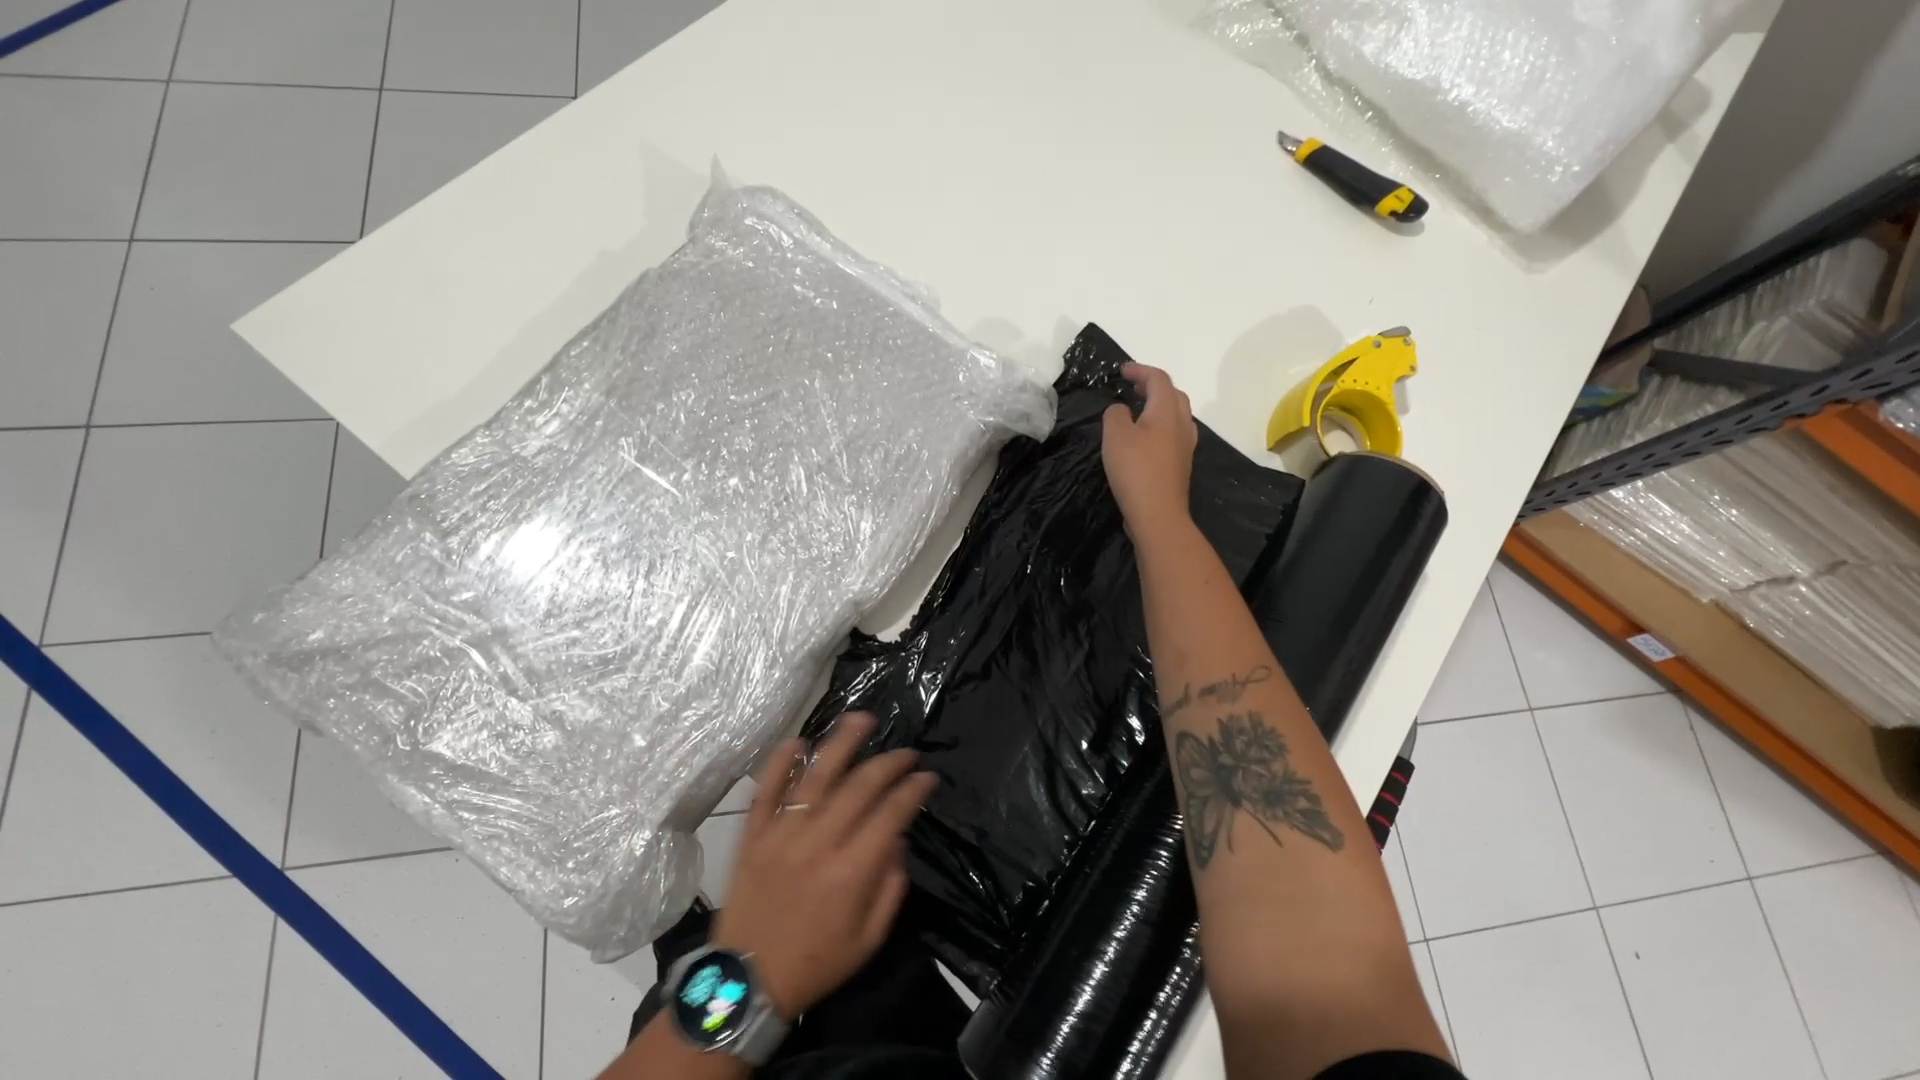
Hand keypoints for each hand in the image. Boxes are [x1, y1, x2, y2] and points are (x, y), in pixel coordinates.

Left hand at [710, 713, 936, 1019]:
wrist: (747, 981)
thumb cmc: (816, 963)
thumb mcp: (870, 939)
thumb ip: (890, 887)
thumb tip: (897, 840)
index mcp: (852, 871)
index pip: (891, 814)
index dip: (913, 790)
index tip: (928, 778)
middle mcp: (819, 843)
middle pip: (860, 786)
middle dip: (889, 763)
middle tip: (907, 753)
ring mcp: (781, 835)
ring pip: (815, 777)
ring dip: (841, 744)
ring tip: (861, 719)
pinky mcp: (752, 836)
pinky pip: (766, 790)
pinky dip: (781, 763)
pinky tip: (798, 741)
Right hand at [1101, 363, 1197, 536]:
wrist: (1158, 513)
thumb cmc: (1135, 470)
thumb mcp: (1115, 435)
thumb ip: (1116, 414)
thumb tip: (1122, 411)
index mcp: (1167, 411)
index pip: (1158, 379)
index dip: (1140, 370)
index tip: (1122, 371)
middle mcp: (1182, 424)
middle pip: (1173, 395)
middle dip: (1153, 386)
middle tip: (1132, 388)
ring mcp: (1185, 446)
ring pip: (1177, 415)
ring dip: (1159, 406)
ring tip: (1138, 411)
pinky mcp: (1181, 465)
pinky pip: (1174, 434)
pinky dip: (1160, 426)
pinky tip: (1145, 439)